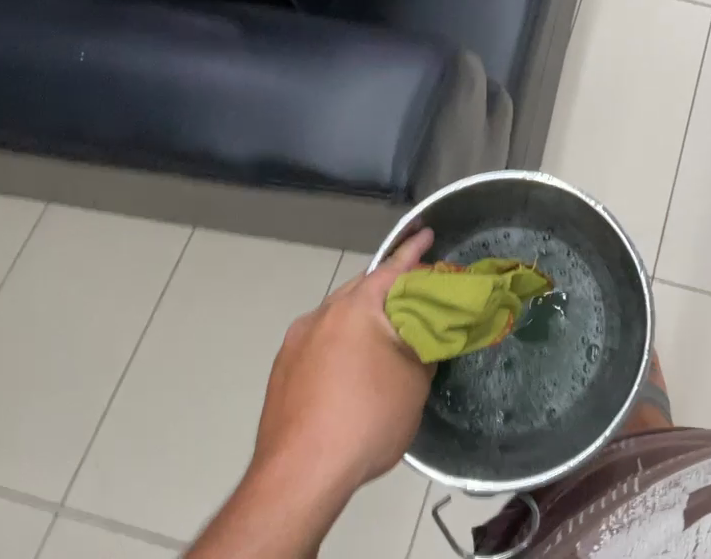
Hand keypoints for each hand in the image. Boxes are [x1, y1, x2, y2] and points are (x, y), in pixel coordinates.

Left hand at [252, 228, 436, 500]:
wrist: (299, 476)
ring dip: (365, 318)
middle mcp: (322, 315)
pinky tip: (356, 369)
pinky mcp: (282, 372)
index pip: (394, 268)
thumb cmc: (366, 419)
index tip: (428, 233)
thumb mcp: (415, 381)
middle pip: (363, 289)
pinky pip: (321, 342)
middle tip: (418, 294)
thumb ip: (424, 348)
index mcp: (357, 307)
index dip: (415, 251)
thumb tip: (426, 339)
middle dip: (390, 288)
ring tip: (389, 335)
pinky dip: (344, 343)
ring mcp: (296, 344)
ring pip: (339, 317)